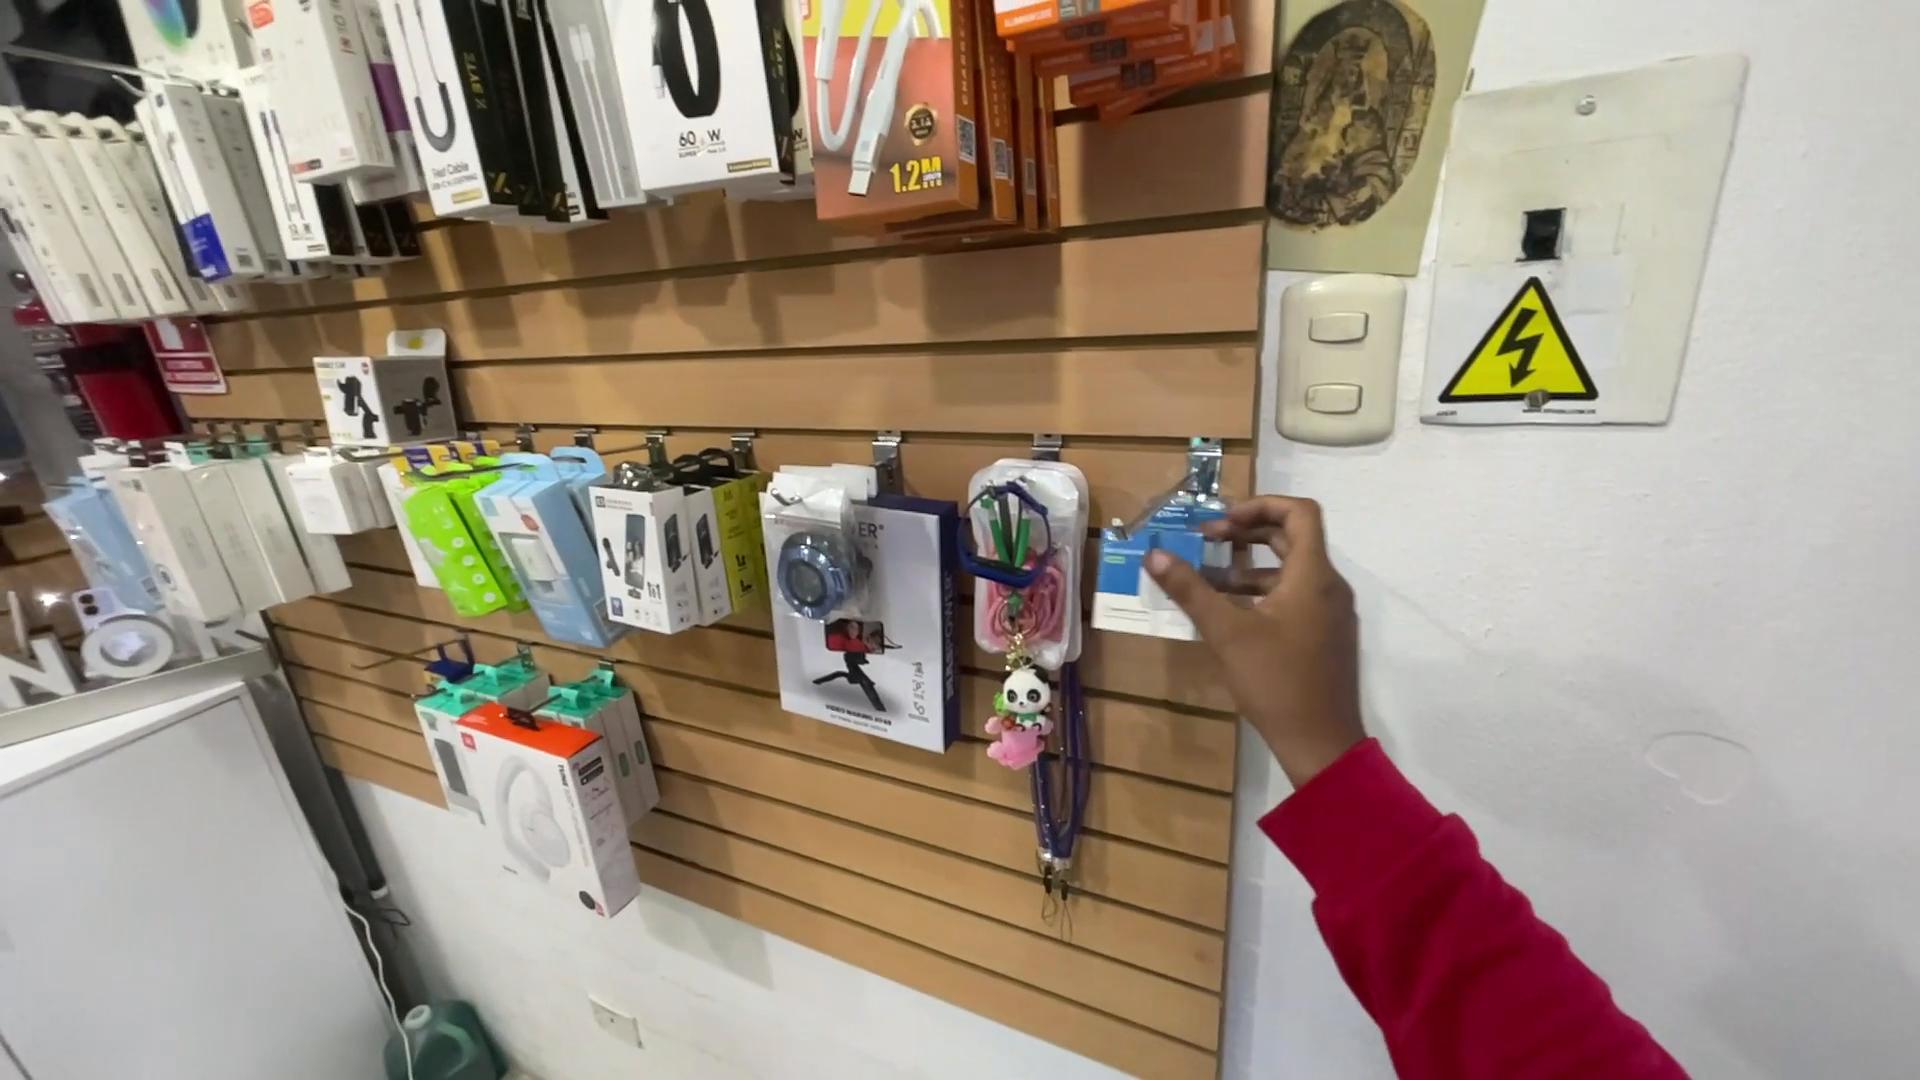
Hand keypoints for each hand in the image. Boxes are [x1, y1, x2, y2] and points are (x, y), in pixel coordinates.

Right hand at [1145, 496, 1363, 788]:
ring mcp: (1328, 611)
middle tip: (1204, 540)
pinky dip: (1259, 591)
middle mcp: (1327, 585)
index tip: (1220, 521)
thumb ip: (1190, 589)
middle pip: (1291, 537)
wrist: (1321, 743)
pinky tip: (1226, 612)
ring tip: (1205, 578)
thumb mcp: (1226, 633)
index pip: (1298, 512)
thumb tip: (1154, 555)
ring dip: (1247, 565)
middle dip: (1245, 533)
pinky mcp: (1323, 634)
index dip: (1258, 505)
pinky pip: (1292, 595)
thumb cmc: (1276, 681)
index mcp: (1313, 575)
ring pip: (1289, 569)